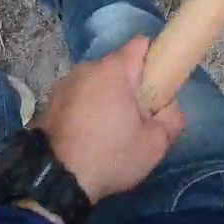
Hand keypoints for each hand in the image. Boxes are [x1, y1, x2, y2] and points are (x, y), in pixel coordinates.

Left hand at [35, 36, 184, 204]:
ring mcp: (66, 82)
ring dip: (107, 96)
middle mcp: (88, 68)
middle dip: (131, 85)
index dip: (155, 59)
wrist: (56, 179)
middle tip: (138, 115)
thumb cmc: (110, 156)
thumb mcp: (154, 144)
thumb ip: (172, 118)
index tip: (159, 84)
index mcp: (114, 70)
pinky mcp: (51, 100)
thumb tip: (169, 105)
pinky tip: (88, 134)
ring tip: (110, 129)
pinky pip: (79, 95)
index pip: (141, 44)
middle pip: (119, 66)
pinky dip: (87, 107)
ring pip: (97, 81)